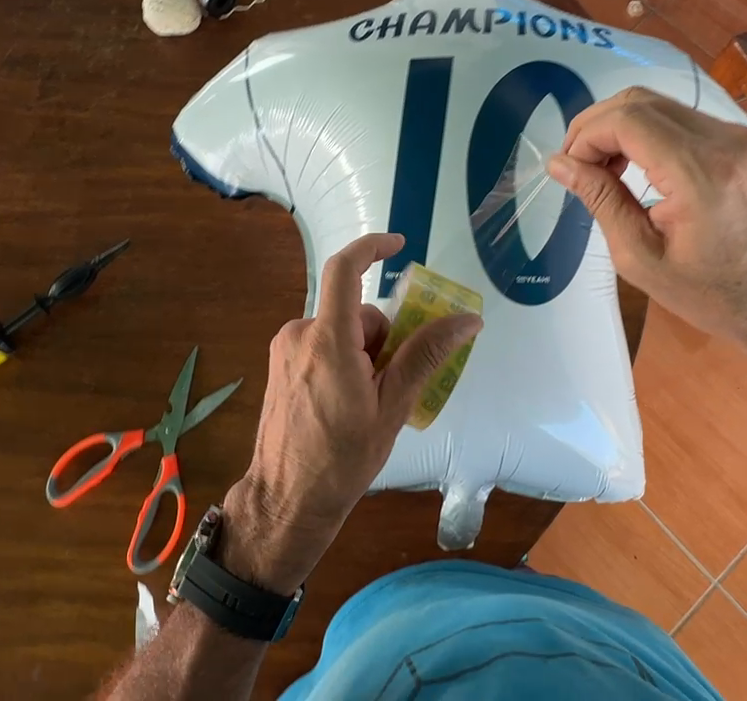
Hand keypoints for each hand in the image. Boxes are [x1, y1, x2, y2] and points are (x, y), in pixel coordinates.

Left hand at [221, 233, 481, 593]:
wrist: (286, 500)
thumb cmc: (342, 457)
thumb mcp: (393, 406)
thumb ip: (426, 354)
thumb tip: (467, 319)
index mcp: (327, 339)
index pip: (345, 269)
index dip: (372, 247)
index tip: (399, 245)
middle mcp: (300, 334)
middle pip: (354, 313)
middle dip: (382, 339)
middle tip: (392, 386)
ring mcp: (285, 350)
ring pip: (339, 332)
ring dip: (363, 354)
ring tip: (367, 405)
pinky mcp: (279, 365)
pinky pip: (321, 346)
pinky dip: (343, 361)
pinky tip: (346, 405)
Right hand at [545, 88, 746, 370]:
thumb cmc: (714, 296)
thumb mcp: (641, 257)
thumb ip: (600, 199)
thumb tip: (560, 163)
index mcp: (700, 173)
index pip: (627, 120)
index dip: (586, 135)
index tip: (569, 168)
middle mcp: (725, 141)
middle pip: (641, 101)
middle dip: (597, 125)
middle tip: (577, 164)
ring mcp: (741, 137)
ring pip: (661, 104)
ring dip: (621, 127)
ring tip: (604, 169)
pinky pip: (683, 119)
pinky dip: (648, 132)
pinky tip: (637, 166)